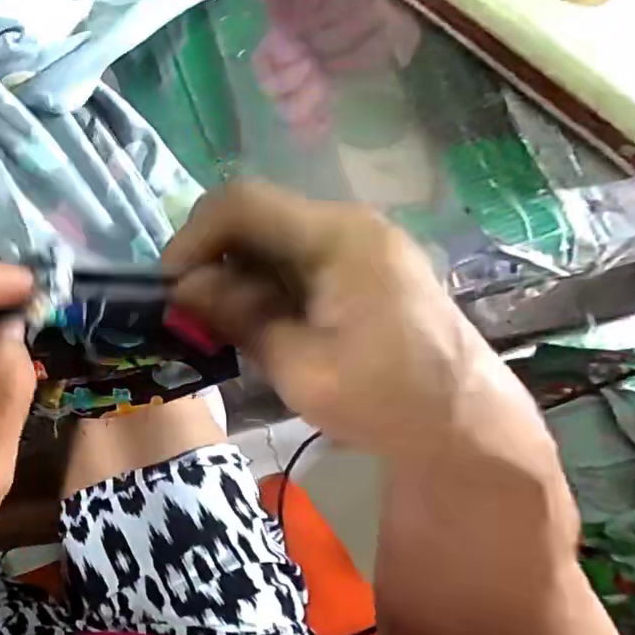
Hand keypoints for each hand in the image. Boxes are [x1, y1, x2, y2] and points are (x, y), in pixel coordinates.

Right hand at [162, 182, 543, 458]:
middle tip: (184, 307)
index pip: (241, 205)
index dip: (192, 238)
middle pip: (250, 214)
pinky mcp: (353, 268)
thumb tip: (180, 287)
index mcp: (338, 238)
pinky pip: (285, 257)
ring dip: (226, 271)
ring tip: (211, 320)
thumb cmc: (384, 401)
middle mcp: (346, 226)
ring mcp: (353, 245)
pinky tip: (247, 319)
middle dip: (205, 255)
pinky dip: (253, 281)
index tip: (168, 287)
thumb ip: (237, 315)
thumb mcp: (297, 365)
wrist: (465, 429)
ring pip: (263, 236)